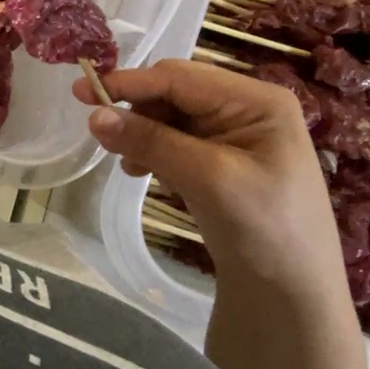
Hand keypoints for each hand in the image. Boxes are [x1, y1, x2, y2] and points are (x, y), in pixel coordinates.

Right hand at [72, 60, 348, 304]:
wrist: (290, 291)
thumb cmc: (263, 228)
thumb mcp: (206, 179)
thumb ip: (151, 141)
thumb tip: (94, 116)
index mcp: (257, 100)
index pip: (178, 77)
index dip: (128, 82)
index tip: (79, 92)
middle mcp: (246, 107)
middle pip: (171, 92)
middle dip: (136, 111)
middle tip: (103, 138)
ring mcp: (234, 133)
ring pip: (166, 116)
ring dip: (142, 134)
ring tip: (131, 166)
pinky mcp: (220, 158)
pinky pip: (173, 139)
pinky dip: (152, 152)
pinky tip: (146, 173)